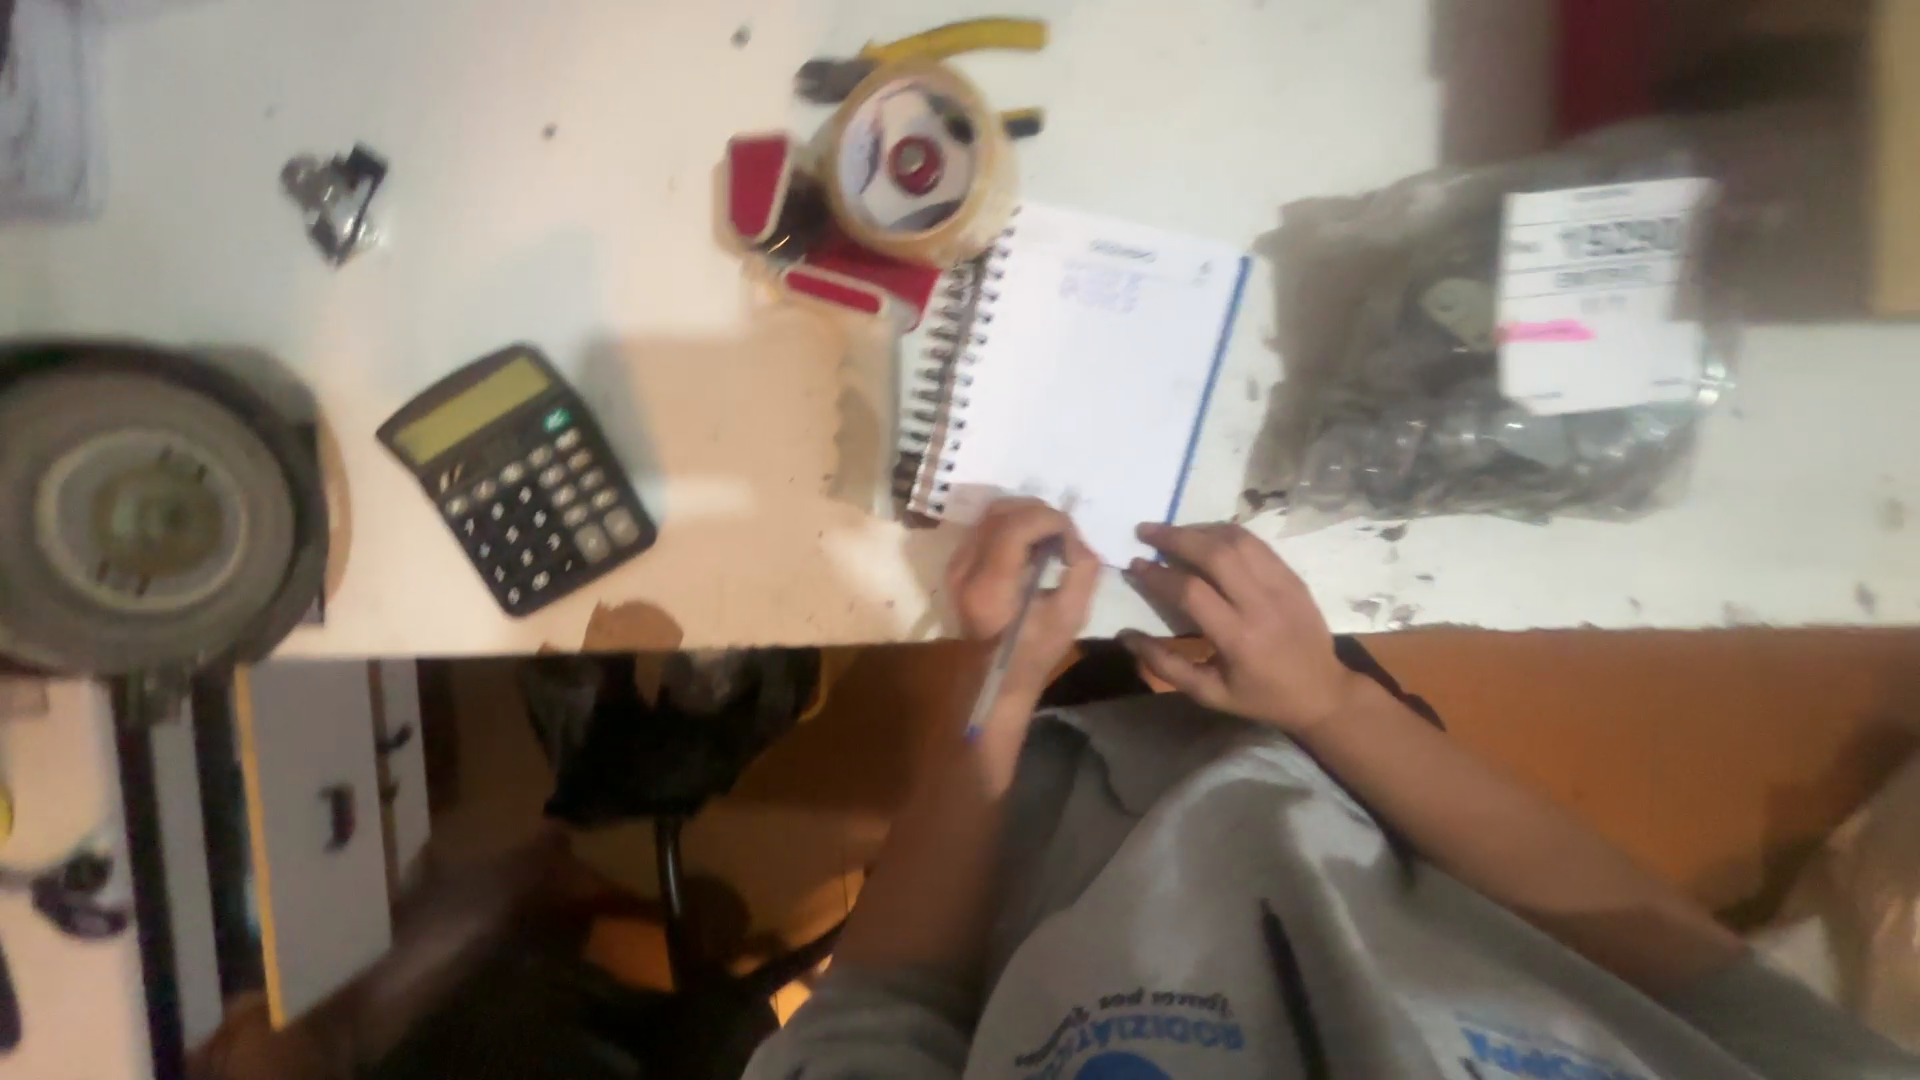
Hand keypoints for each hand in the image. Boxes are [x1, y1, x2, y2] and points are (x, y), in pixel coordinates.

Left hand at [946, 498, 1099, 701]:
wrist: (998, 677)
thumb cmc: (1036, 652)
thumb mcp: (1071, 616)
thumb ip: (1082, 571)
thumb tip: (1077, 539)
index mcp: (990, 588)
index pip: (1016, 528)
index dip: (1050, 520)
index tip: (1072, 537)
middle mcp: (964, 571)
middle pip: (999, 512)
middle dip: (1038, 512)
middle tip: (1063, 532)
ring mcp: (955, 566)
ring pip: (989, 514)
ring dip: (1024, 514)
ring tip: (1049, 536)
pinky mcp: (956, 565)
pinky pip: (983, 527)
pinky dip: (1011, 524)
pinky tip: (1031, 544)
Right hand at [1118, 523, 1366, 733]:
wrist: (1322, 692)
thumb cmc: (1259, 696)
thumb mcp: (1208, 693)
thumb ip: (1165, 665)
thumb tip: (1126, 636)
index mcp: (1238, 638)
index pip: (1191, 592)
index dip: (1158, 575)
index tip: (1135, 564)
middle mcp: (1261, 604)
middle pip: (1214, 554)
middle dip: (1174, 537)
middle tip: (1145, 531)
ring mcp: (1281, 586)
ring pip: (1237, 541)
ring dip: (1199, 530)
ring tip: (1173, 532)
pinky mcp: (1293, 576)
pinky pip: (1257, 543)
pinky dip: (1225, 533)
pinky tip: (1205, 536)